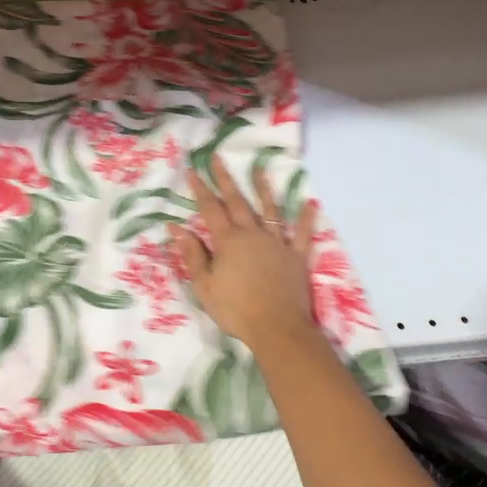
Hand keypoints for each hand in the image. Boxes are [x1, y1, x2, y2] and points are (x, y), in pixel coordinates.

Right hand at [171, 157, 318, 352]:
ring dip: (263, 188)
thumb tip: (176, 227)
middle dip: (225, 179)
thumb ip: (191, 254)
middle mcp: (252, 234)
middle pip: (237, 201)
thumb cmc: (236, 309)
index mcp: (228, 241)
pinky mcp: (296, 257)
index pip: (210, 209)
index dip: (200, 189)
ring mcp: (277, 243)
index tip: (192, 170)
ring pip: (269, 210)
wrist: (278, 328)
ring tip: (259, 168)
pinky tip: (310, 204)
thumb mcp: (204, 285)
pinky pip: (301, 234)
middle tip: (217, 158)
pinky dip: (305, 219)